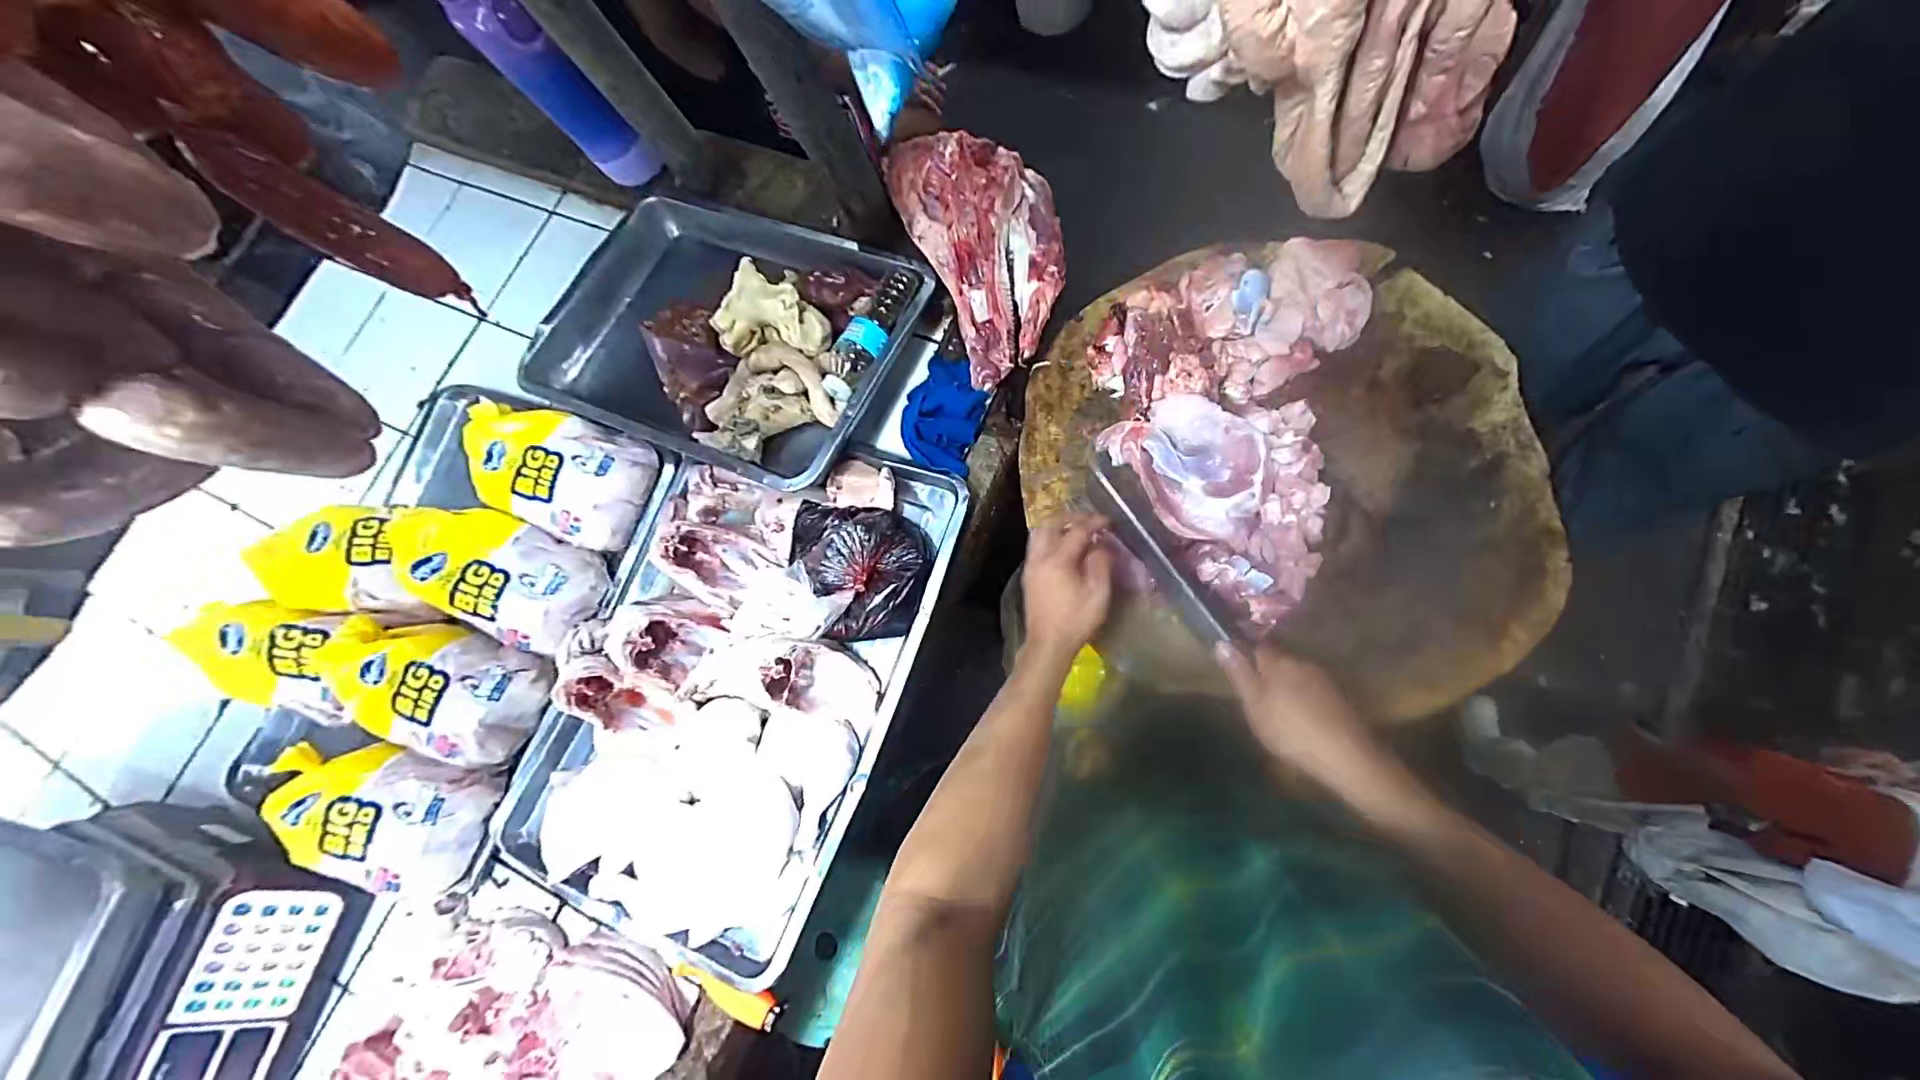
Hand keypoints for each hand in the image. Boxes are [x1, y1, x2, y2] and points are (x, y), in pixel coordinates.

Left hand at [1021, 515, 1113, 665]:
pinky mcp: (1028, 574)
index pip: (1077, 530)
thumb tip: (1102, 546)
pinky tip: (1065, 547)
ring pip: (1039, 532)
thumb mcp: (1098, 595)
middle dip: (1072, 517)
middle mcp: (1039, 558)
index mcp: (1057, 561)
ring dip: (1058, 526)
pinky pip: (1036, 545)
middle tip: (1090, 521)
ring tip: (1077, 530)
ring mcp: (1030, 565)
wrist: (1047, 644)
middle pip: (1051, 523)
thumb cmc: (1076, 622)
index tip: (1109, 522)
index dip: (1095, 522)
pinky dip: (1050, 537)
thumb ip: (1101, 565)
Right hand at [1216, 644, 1425, 814]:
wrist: (1347, 756)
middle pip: (1280, 660)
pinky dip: (1308, 697)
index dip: (1248, 657)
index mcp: (1278, 663)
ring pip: (1299, 674)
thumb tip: (1221, 643)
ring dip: (1290, 685)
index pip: (1258, 647)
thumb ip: (1239, 675)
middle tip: (1261, 698)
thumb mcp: (1255, 707)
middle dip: (1270, 672)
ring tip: (1284, 711)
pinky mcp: (1343, 694)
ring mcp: (1325, 677)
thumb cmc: (1290, 731)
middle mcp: (1303, 662)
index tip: (1242, 674)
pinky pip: (1316, 689)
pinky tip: (1307, 718)